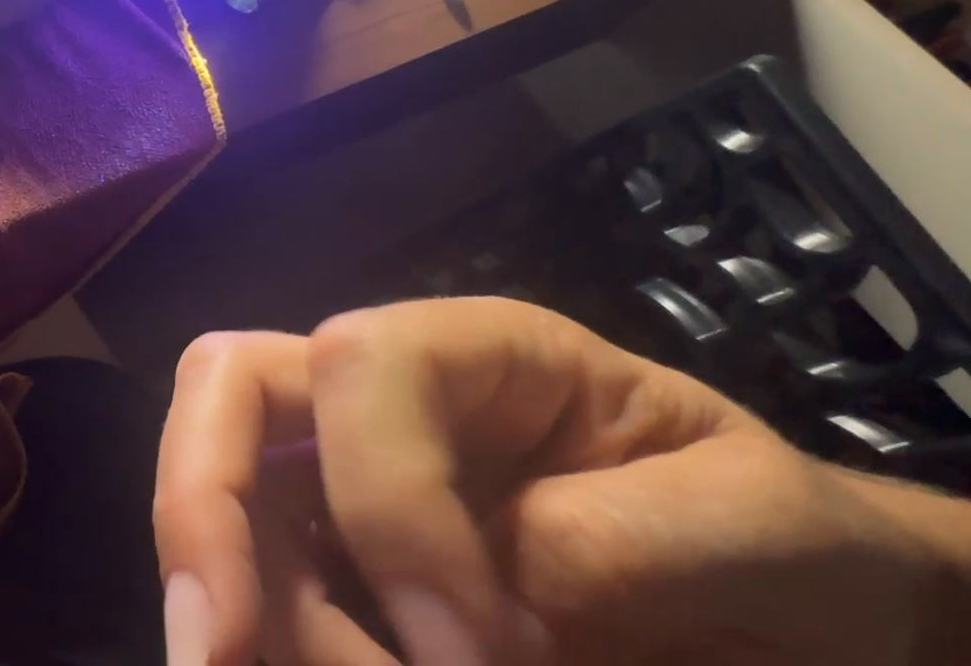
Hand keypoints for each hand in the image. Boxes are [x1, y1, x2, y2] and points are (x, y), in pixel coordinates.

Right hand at [154, 298, 970, 665]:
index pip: (358, 365)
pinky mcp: (328, 550)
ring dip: (240, 606)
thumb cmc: (774, 542)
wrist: (780, 606)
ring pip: (218, 489)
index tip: (466, 657)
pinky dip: (262, 638)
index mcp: (472, 349)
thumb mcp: (751, 530)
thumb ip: (618, 543)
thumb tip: (466, 618)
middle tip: (214, 653)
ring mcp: (337, 470)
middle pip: (225, 389)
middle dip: (204, 509)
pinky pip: (253, 572)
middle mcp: (376, 394)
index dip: (384, 503)